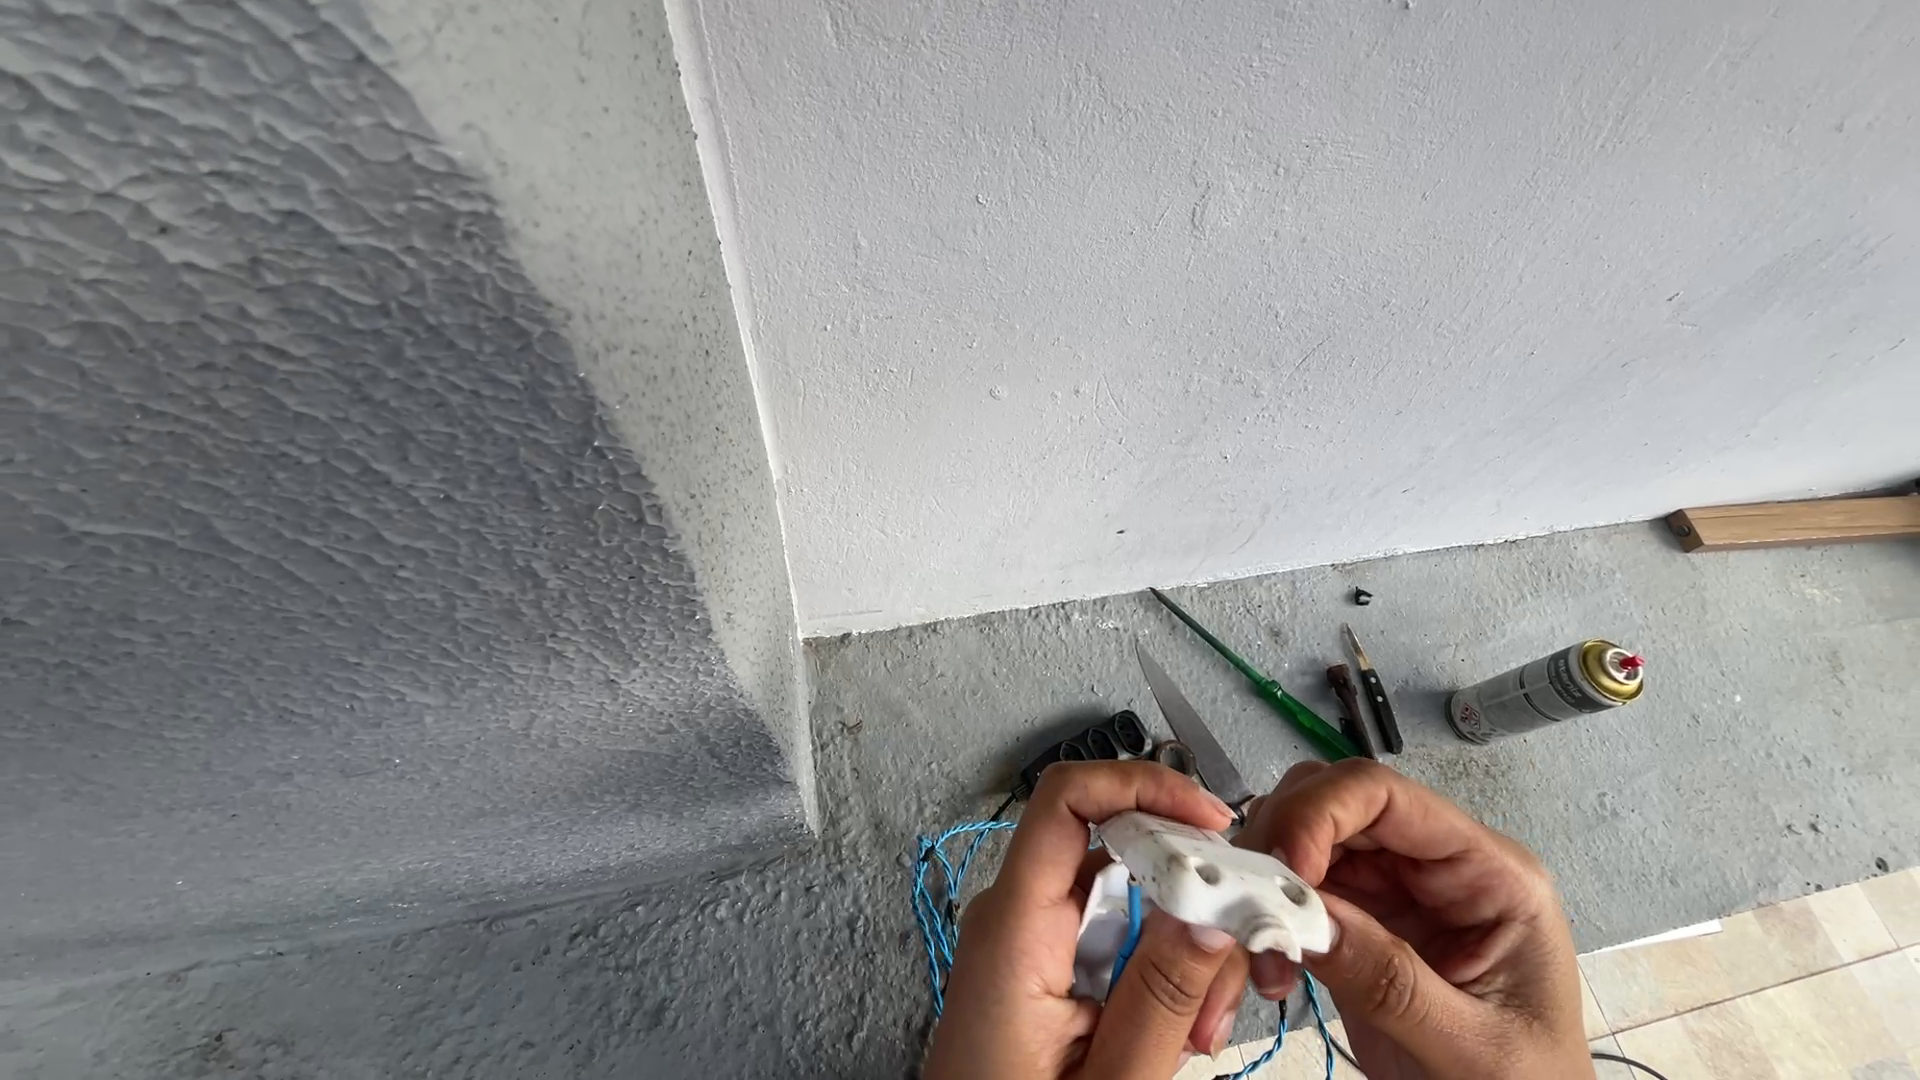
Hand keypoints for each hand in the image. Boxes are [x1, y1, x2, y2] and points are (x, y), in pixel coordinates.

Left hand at [925, 761, 1253, 1079]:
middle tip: (1236, 954)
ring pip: (1123, 893)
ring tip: (1204, 1028)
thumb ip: (1161, 997)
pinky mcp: (1043, 961)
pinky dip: (1157, 961)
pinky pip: (1111, 930)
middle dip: (1183, 884)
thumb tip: (1213, 912)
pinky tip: (1181, 1024)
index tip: (1211, 819)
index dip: (1138, 784)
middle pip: (1110, 848)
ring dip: (1178, 940)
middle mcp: (1014, 913)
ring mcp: (1028, 936)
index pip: (1065, 800)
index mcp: (1012, 926)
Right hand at [1234, 760, 1592, 1079]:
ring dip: (1261, 882)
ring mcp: (1384, 883)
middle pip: (1325, 802)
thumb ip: (1393, 981)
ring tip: (1261, 953)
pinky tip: (1264, 965)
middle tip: (1248, 906)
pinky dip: (1259, 913)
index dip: (1319, 814)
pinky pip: (1284, 885)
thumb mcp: (1475, 1051)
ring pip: (1293, 836)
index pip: (1383, 795)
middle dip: (1277, 845)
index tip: (1279, 869)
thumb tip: (1304, 915)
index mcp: (1484, 870)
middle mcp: (1426, 859)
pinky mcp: (1348, 913)